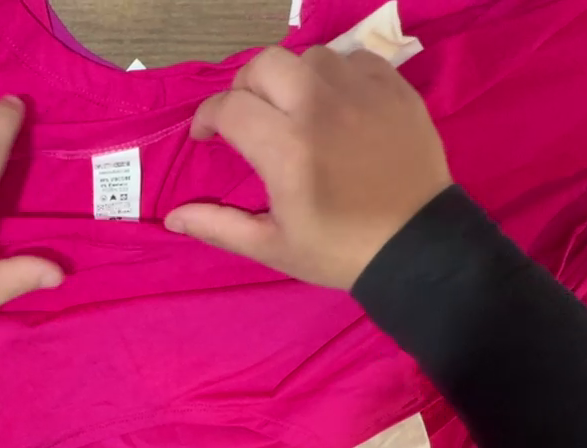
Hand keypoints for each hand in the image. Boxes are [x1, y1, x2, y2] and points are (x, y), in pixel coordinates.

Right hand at [163, 45, 450, 289]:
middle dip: (243, 89)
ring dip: (287, 80)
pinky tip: (330, 108)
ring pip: (308, 58)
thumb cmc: (336, 251)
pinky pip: (351, 60)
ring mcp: (361, 92)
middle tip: (244, 119)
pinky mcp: (393, 87)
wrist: (414, 245)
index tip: (205, 137)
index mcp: (286, 149)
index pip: (230, 107)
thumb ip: (218, 225)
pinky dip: (330, 77)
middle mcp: (320, 107)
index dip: (207, 118)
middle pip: (264, 64)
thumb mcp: (270, 246)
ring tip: (288, 112)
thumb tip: (173, 217)